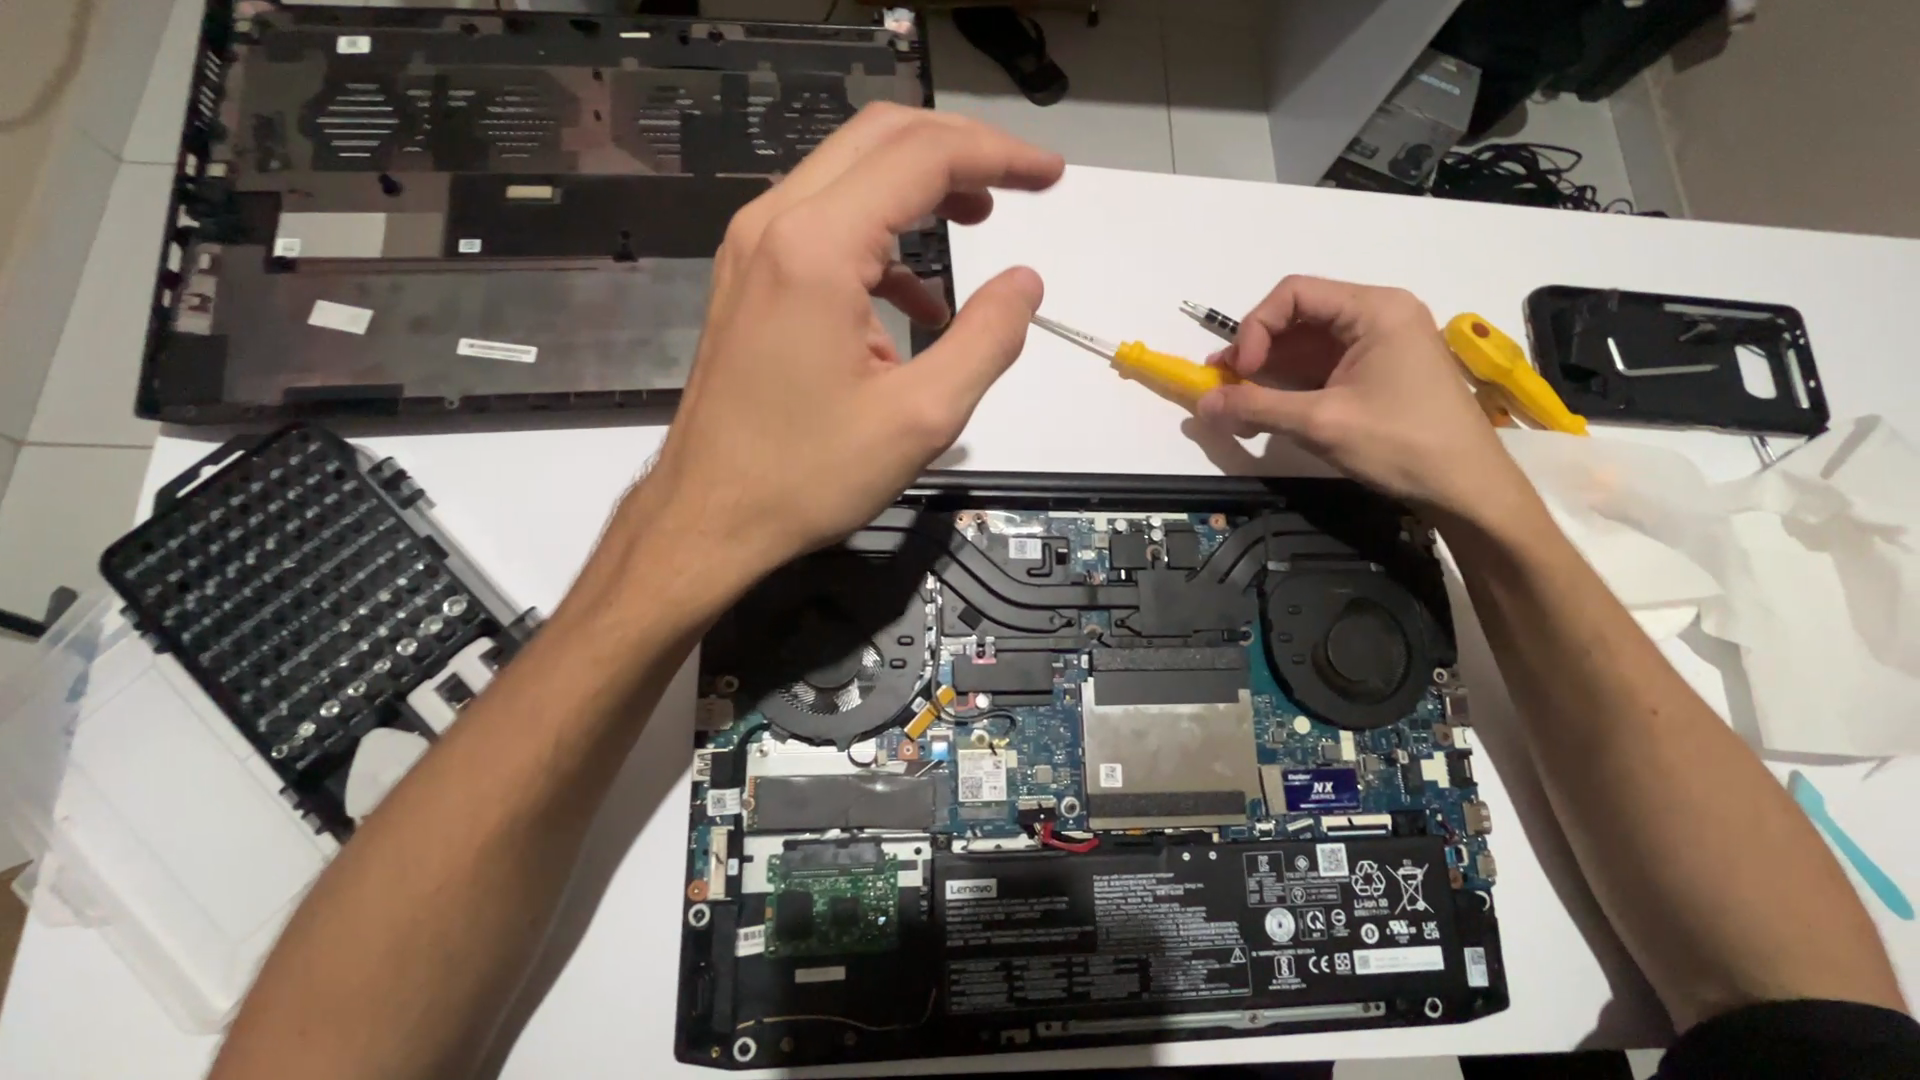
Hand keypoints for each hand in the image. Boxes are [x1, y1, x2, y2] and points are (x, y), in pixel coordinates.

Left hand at [615, 106, 1064, 590]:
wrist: (707, 517)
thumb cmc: (808, 476)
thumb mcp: (921, 417)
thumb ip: (987, 339)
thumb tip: (1026, 283)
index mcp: (817, 247)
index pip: (922, 157)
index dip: (998, 156)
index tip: (1051, 175)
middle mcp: (775, 224)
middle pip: (880, 139)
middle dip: (960, 150)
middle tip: (1018, 181)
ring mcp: (752, 248)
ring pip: (849, 174)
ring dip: (919, 188)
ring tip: (978, 221)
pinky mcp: (747, 277)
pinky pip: (823, 226)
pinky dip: (880, 242)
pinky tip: (916, 305)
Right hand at [1196, 275, 1529, 524]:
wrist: (1466, 488)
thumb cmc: (1402, 444)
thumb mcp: (1321, 422)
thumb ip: (1256, 407)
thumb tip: (1202, 405)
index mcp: (1375, 310)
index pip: (1295, 294)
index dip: (1256, 328)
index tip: (1240, 371)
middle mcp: (1376, 317)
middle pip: (1297, 318)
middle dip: (1255, 352)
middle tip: (1222, 388)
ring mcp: (1376, 348)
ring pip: (1303, 348)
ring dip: (1265, 375)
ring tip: (1234, 407)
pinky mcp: (1373, 376)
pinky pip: (1318, 370)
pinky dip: (1286, 390)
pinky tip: (1262, 415)